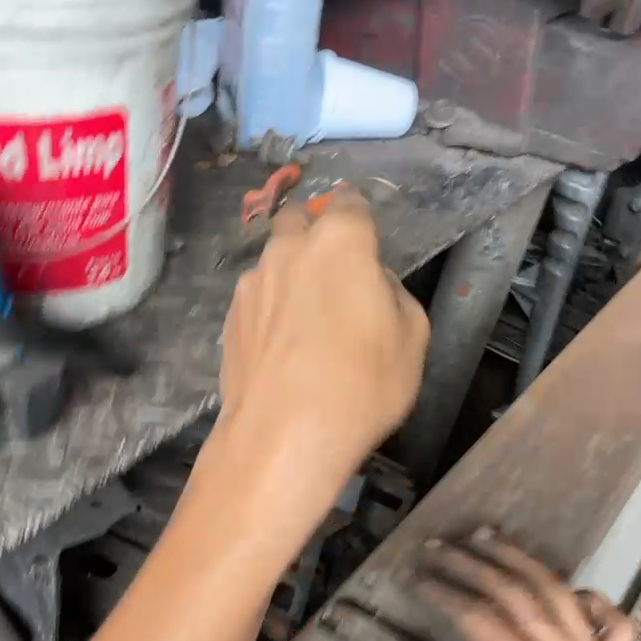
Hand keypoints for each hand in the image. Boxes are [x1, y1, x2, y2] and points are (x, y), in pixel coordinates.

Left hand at [214, 191, 428, 484]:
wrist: (283, 436)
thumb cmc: (361, 385)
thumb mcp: (412, 338)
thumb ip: (393, 295)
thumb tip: (372, 284)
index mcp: (340, 241)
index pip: (349, 203)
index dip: (359, 219)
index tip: (364, 239)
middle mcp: (288, 249)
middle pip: (298, 221)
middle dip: (313, 235)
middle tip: (332, 275)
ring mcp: (251, 283)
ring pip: (272, 261)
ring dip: (288, 275)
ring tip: (302, 321)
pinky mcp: (229, 318)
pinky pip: (255, 299)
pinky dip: (268, 310)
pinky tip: (278, 347)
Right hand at [383, 530, 640, 640]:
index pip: (490, 624)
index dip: (449, 594)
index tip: (414, 575)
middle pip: (526, 598)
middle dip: (476, 567)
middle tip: (435, 547)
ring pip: (566, 599)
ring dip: (522, 565)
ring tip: (485, 538)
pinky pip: (613, 625)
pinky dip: (586, 598)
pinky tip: (562, 590)